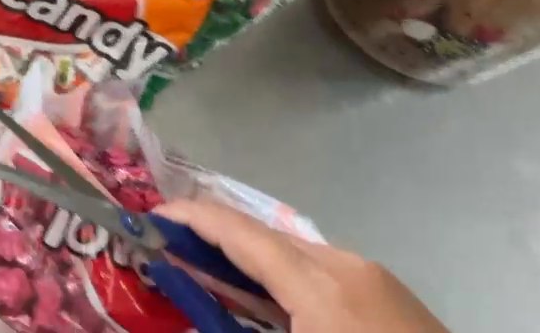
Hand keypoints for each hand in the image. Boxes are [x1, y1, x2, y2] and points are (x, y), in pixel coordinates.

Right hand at [154, 199, 450, 332]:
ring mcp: (377, 279)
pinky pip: (321, 272)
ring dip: (247, 261)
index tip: (142, 220)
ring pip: (291, 252)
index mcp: (317, 282)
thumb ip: (225, 323)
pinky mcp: (396, 299)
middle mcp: (345, 264)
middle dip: (209, 240)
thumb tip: (181, 289)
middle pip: (258, 235)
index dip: (182, 218)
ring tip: (213, 281)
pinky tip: (272, 305)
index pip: (232, 228)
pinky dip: (284, 278)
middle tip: (167, 253)